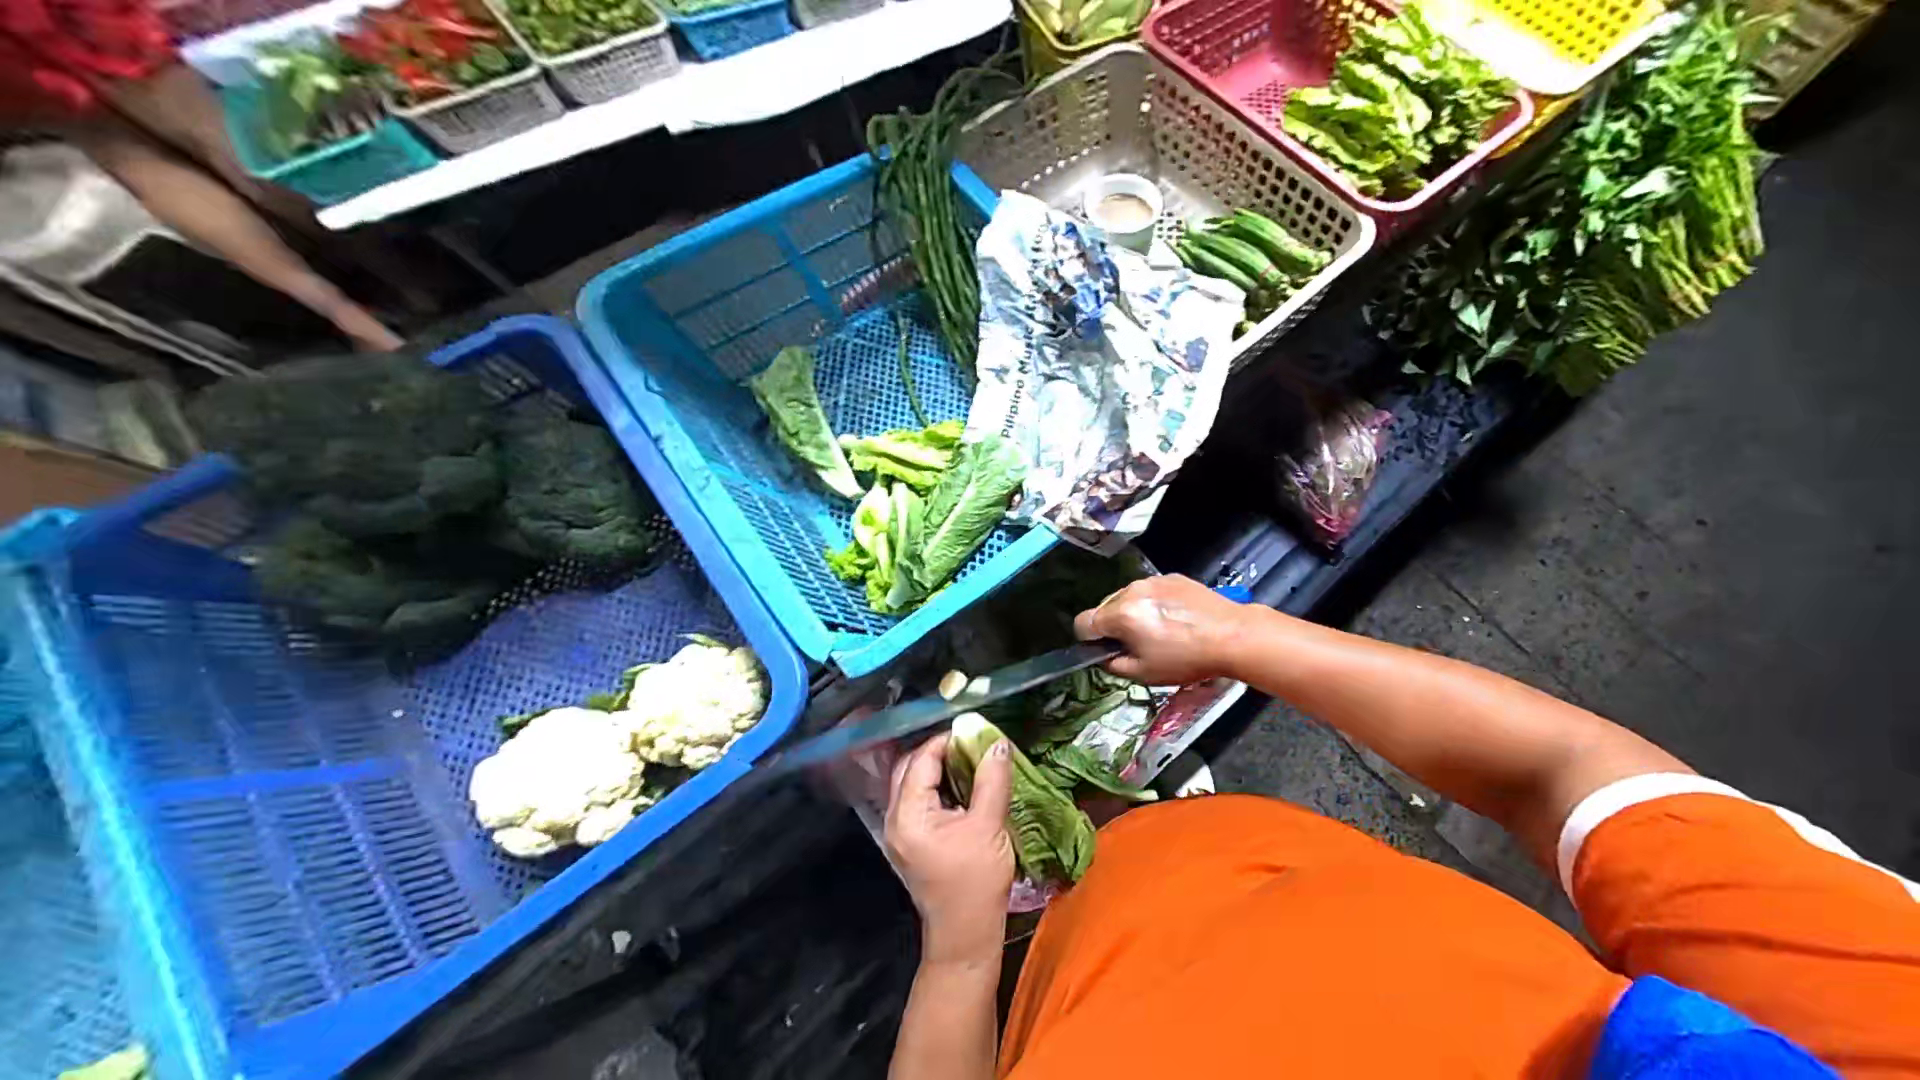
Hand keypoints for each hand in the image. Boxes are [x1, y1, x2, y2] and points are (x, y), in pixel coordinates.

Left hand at [884, 733, 1014, 964]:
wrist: (964, 937)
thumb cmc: (976, 883)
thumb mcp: (989, 827)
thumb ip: (992, 780)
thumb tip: (998, 743)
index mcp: (908, 814)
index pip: (921, 760)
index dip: (945, 741)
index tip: (974, 732)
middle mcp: (894, 818)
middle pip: (910, 768)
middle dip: (938, 751)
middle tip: (969, 743)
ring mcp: (899, 831)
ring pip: (912, 783)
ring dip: (937, 768)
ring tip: (968, 759)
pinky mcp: (909, 840)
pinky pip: (917, 799)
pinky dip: (936, 786)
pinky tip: (961, 784)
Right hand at [1074, 574, 1250, 684]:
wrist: (1234, 636)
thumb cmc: (1187, 658)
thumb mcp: (1144, 674)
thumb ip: (1113, 664)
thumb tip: (1104, 655)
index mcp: (1120, 615)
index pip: (1083, 622)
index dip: (1089, 639)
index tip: (1107, 650)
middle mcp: (1131, 591)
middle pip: (1104, 608)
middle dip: (1112, 625)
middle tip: (1137, 644)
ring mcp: (1152, 581)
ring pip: (1126, 597)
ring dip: (1132, 612)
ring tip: (1159, 631)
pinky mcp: (1172, 577)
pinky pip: (1149, 590)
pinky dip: (1152, 603)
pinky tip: (1174, 618)